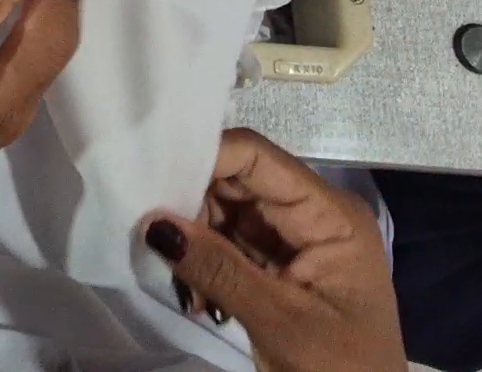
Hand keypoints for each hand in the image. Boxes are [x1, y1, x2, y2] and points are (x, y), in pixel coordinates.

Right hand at [142, 129, 404, 371]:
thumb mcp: (282, 325)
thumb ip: (218, 270)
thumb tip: (153, 223)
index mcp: (329, 213)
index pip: (256, 156)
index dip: (205, 158)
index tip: (155, 182)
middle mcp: (310, 212)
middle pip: (234, 177)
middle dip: (192, 204)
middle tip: (160, 243)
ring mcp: (292, 236)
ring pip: (223, 207)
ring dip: (193, 237)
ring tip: (183, 284)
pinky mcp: (275, 261)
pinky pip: (225, 238)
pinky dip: (202, 258)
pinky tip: (193, 293)